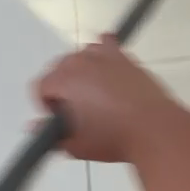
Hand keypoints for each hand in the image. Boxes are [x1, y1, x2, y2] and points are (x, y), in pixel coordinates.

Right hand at [37, 36, 189, 162]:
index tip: (56, 117)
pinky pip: (105, 44)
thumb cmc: (114, 138)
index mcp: (65, 81)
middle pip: (58, 68)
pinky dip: (101, 53)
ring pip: (80, 55)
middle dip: (61, 86)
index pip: (41, 85)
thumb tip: (34, 127)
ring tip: (89, 93)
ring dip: (79, 71)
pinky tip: (104, 66)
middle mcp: (81, 62)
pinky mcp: (125, 57)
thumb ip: (50, 135)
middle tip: (73, 110)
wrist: (155, 130)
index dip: (45, 103)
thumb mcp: (76, 145)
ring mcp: (105, 56)